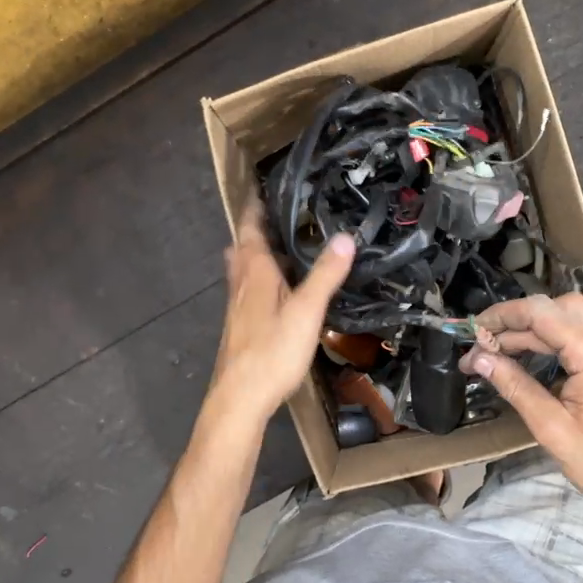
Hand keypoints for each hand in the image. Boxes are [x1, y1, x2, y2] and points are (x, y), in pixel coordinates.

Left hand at [207, 198, 354, 425]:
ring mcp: (237, 305)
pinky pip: (251, 289)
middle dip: (258, 227)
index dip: (257, 203)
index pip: (250, 225)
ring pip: (245, 268)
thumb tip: (345, 236)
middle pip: (244, 244)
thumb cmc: (272, 352)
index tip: (269, 183)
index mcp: (254, 270)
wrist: (239, 398)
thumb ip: (325, 275)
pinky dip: (263, 278)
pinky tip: (281, 290)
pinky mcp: (241, 325)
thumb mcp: (307, 311)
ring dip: (260, 253)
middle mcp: (240, 282)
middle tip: (284, 213)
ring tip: (287, 245)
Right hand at [461, 294, 582, 527]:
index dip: (503, 316)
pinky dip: (554, 341)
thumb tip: (481, 359)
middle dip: (516, 321)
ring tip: (500, 354)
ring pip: (571, 320)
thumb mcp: (552, 429)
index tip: (472, 331)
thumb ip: (516, 387)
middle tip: (483, 346)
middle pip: (557, 308)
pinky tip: (531, 362)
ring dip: (534, 330)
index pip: (542, 313)